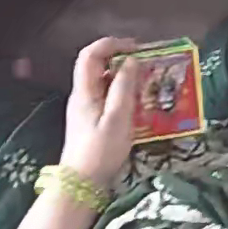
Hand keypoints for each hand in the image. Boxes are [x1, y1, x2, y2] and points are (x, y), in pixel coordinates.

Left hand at [59, 37, 140, 188]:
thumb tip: (131, 61)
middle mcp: (81, 95)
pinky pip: (105, 96)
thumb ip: (124, 87)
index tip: (135, 47)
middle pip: (96, 65)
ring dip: (122, 76)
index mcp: (84, 91)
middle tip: (144, 61)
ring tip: (146, 80)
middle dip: (119, 57)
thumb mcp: (118, 118)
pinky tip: (137, 102)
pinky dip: (121, 92)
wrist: (82, 184)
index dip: (111, 44)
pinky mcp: (90, 121)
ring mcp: (84, 108)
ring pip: (102, 81)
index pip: (90, 54)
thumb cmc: (101, 151)